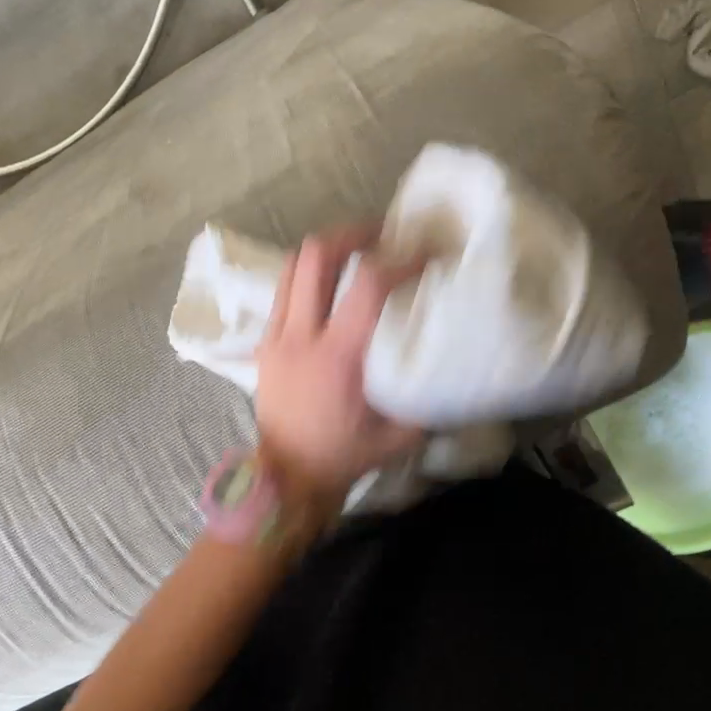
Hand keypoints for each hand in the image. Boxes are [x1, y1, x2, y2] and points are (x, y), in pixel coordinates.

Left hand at [256, 225, 425, 503]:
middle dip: (351, 233)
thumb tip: (447, 368)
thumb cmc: (343, 458)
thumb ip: (423, 398)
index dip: (400, 259)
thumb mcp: (399, 435)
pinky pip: (282, 293)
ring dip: (325, 251)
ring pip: (292, 268)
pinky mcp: (263, 344)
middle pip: (315, 256)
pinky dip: (306, 278)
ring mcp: (275, 337)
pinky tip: (329, 288)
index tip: (426, 254)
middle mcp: (300, 337)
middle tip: (380, 234)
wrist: (286, 477)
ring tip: (354, 251)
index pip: (367, 285)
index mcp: (337, 357)